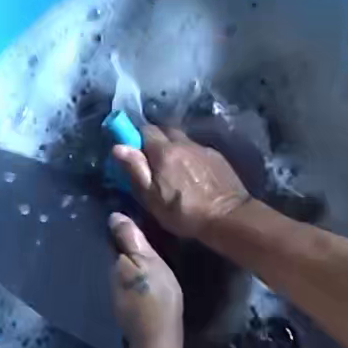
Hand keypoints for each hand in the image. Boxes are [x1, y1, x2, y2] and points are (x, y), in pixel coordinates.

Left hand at [108, 213, 183, 347]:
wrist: (157, 338)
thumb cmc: (156, 294)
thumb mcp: (148, 261)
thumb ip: (131, 240)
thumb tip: (112, 215)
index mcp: (114, 264)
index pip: (110, 240)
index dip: (118, 230)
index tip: (127, 220)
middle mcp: (109, 279)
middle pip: (115, 258)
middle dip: (123, 248)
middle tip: (138, 236)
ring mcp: (116, 298)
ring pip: (120, 274)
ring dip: (128, 266)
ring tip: (141, 257)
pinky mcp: (125, 312)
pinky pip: (126, 288)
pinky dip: (132, 281)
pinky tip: (142, 281)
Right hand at [111, 126, 251, 239]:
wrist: (228, 217)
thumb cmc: (184, 212)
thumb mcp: (152, 197)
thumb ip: (136, 170)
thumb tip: (118, 147)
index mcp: (165, 151)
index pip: (145, 130)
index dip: (136, 138)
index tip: (133, 152)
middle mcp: (185, 143)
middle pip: (165, 131)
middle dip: (155, 140)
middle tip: (151, 161)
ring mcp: (204, 149)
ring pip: (183, 140)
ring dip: (174, 148)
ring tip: (172, 169)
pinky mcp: (218, 158)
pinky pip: (197, 150)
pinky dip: (190, 156)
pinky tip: (192, 174)